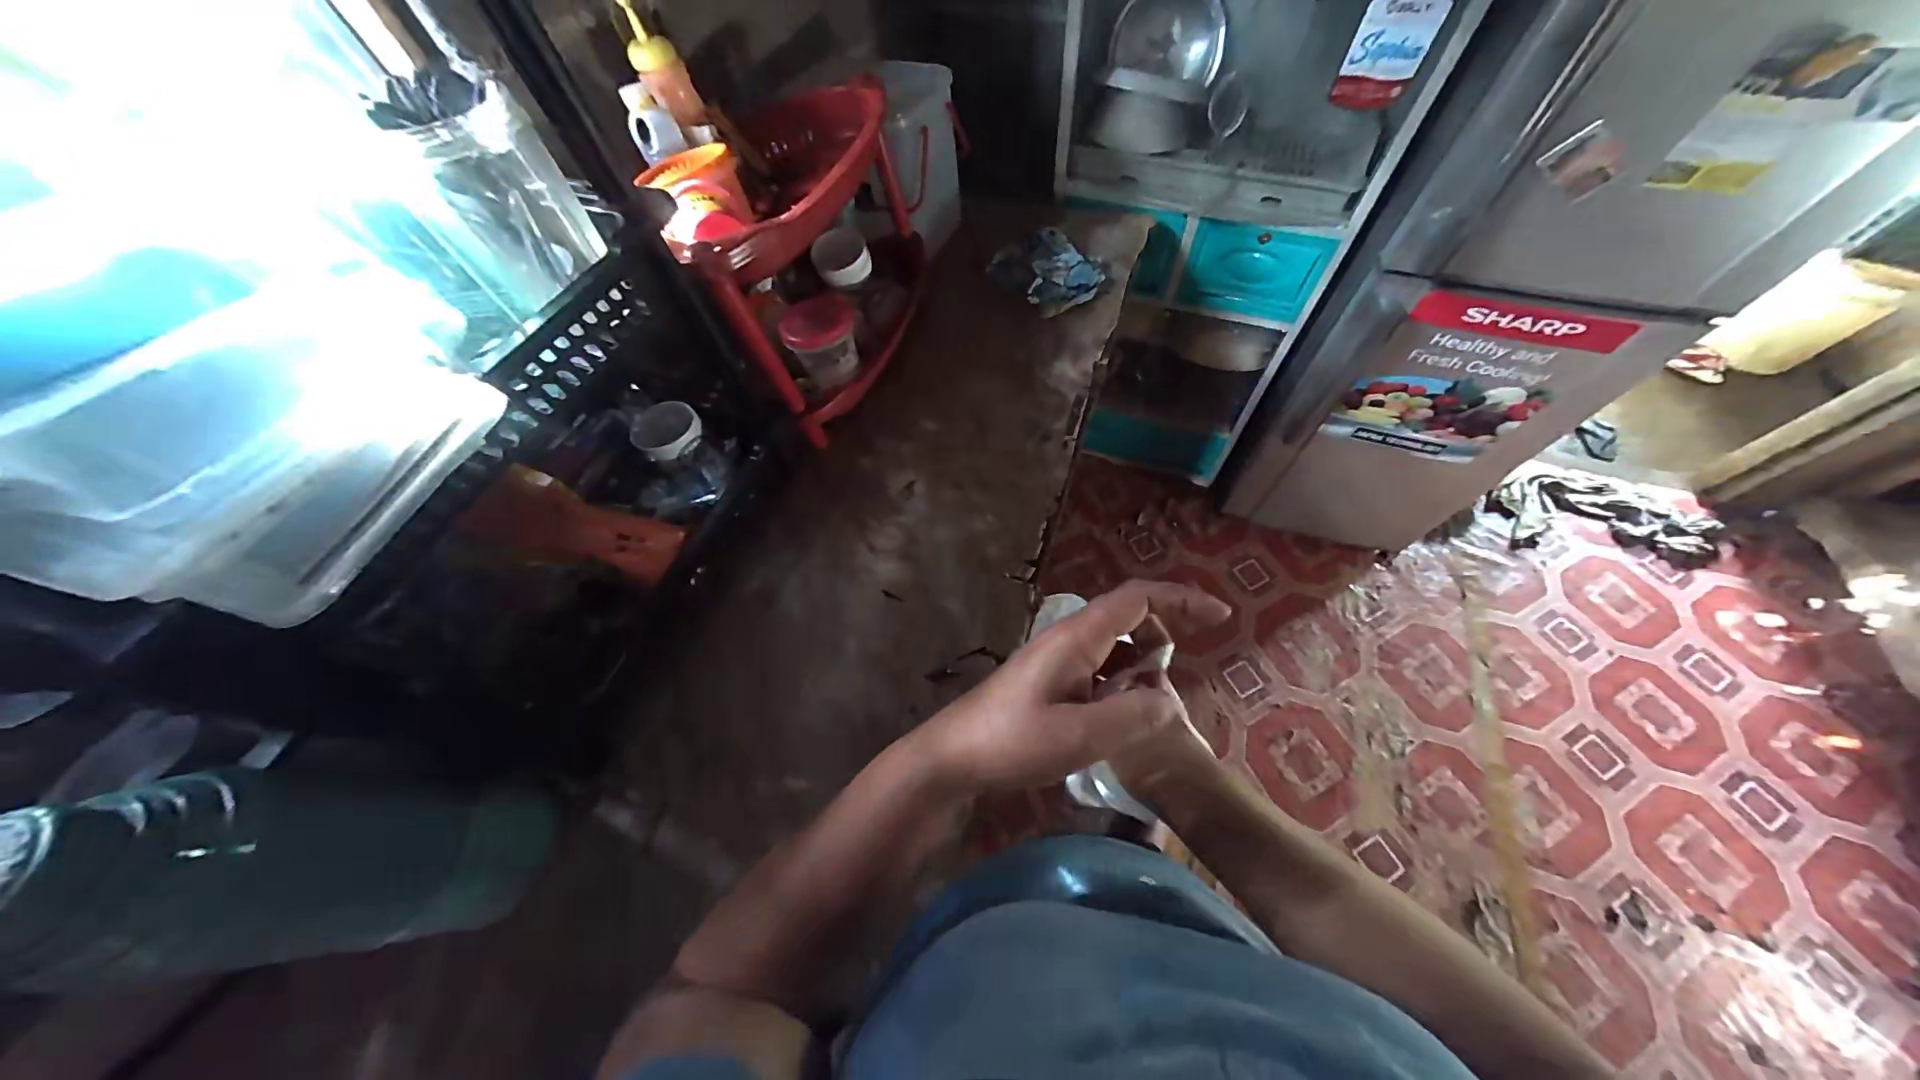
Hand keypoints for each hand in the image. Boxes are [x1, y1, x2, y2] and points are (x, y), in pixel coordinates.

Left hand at [905, 580, 1231, 792]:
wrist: (953, 757)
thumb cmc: (1011, 742)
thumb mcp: (1079, 736)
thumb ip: (1132, 715)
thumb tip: (1166, 700)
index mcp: (1077, 638)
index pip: (1137, 598)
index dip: (1182, 599)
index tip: (1221, 618)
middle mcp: (1069, 639)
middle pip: (1129, 616)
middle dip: (1166, 632)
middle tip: (1188, 665)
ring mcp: (1057, 659)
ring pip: (1115, 645)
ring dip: (1143, 662)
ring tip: (1151, 701)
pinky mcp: (1050, 681)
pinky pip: (1099, 668)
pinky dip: (1123, 681)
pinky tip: (1124, 712)